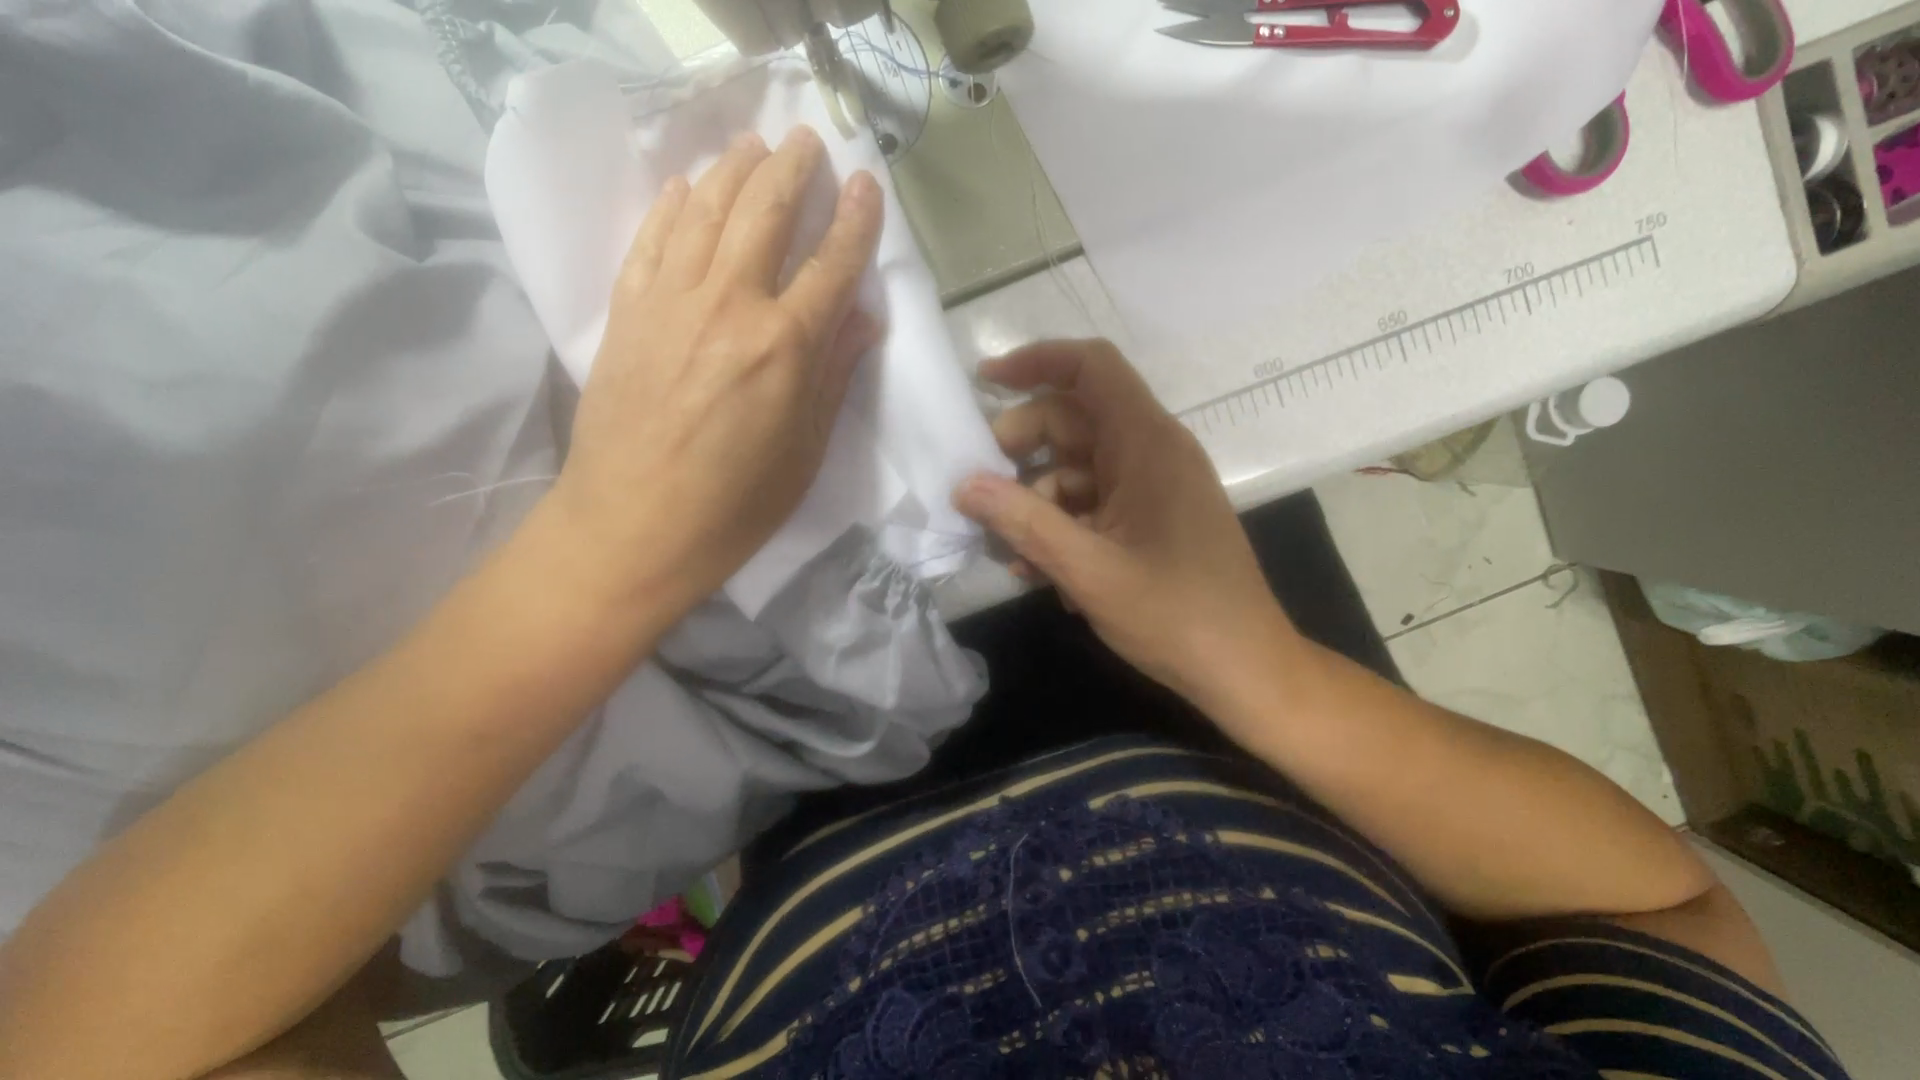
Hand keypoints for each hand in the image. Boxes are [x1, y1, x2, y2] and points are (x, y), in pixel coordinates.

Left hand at [547, 128, 883, 619]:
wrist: (631, 529)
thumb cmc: (734, 507)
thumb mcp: (805, 452)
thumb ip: (834, 375)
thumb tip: (864, 318)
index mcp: (784, 345)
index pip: (832, 263)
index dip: (855, 219)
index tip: (866, 184)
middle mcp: (729, 305)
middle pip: (765, 213)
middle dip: (792, 169)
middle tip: (807, 141)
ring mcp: (670, 302)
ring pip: (706, 211)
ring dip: (734, 171)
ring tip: (753, 146)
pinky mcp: (627, 312)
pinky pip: (652, 241)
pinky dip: (672, 207)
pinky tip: (687, 188)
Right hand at [952, 340, 1296, 700]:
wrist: (1246, 670)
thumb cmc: (1176, 615)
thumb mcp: (1089, 571)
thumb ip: (1024, 524)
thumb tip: (964, 486)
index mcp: (1148, 444)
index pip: (1091, 368)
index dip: (1036, 361)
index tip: (984, 382)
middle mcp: (1154, 453)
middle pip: (1074, 421)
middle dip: (1021, 452)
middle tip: (981, 495)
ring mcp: (1155, 488)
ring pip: (1078, 468)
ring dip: (1037, 503)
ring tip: (1010, 555)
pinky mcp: (1154, 520)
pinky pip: (1095, 503)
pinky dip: (1063, 527)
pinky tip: (1040, 574)